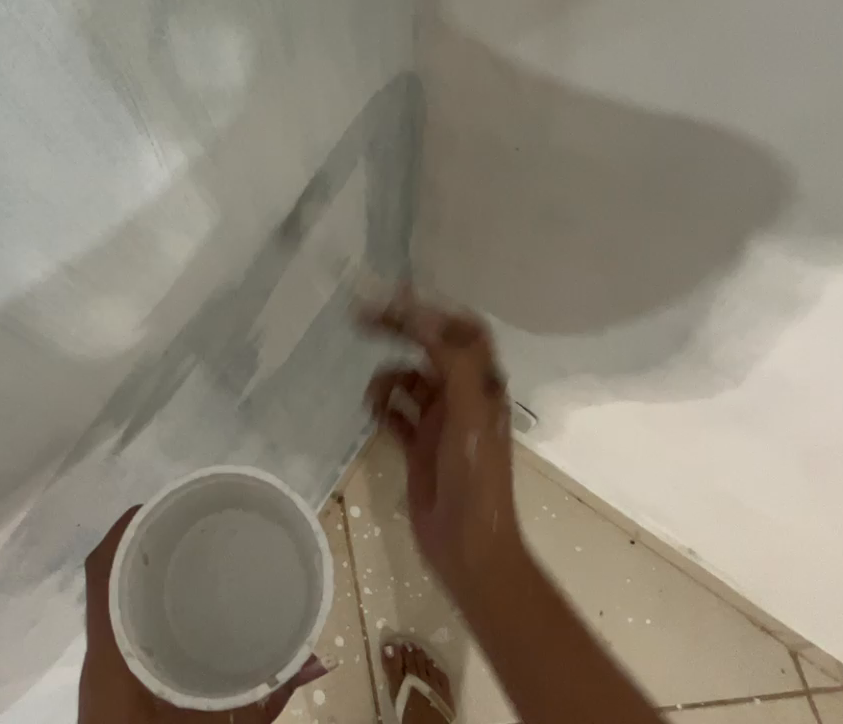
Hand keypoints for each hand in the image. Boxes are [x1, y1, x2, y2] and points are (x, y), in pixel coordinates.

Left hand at [79, 507, 329, 723]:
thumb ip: (266, 698)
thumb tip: (317, 660)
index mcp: (112, 658)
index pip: (99, 574)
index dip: (122, 531)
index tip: (159, 503)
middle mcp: (97, 659)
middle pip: (102, 581)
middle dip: (138, 546)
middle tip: (186, 524)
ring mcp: (98, 675)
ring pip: (107, 605)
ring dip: (135, 574)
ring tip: (182, 550)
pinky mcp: (106, 690)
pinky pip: (115, 630)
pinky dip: (137, 607)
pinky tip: (172, 607)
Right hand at [362, 289, 521, 602]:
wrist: (467, 547)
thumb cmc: (476, 478)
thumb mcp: (469, 414)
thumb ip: (450, 362)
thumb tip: (420, 317)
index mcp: (482, 384)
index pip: (462, 330)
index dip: (434, 309)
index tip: (395, 296)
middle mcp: (461, 396)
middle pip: (429, 347)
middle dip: (399, 330)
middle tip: (361, 318)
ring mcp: (438, 421)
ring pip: (407, 380)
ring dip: (387, 378)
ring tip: (374, 396)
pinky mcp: (417, 445)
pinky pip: (394, 412)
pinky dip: (382, 407)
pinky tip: (374, 414)